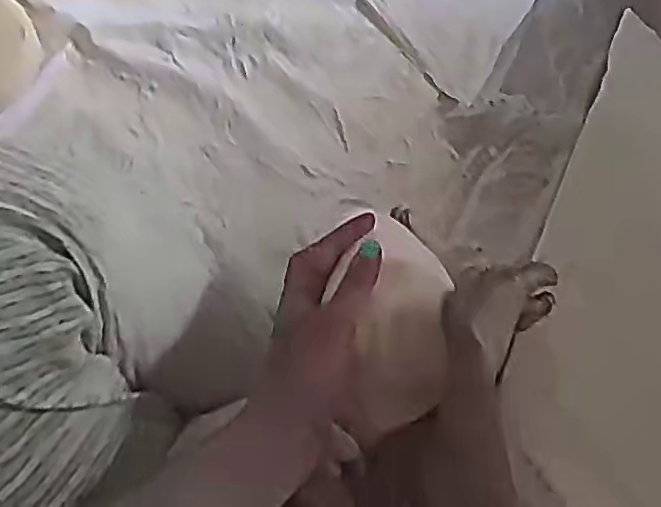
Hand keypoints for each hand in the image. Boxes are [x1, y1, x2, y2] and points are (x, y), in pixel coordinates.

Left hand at [251, 213, 383, 450]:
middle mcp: (298, 318)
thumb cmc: (308, 374)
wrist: (286, 439)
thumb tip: (371, 248)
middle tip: (369, 246)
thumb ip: (353, 287)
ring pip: (327, 303)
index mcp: (297, 300)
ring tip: (375, 282)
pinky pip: (340, 332)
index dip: (340, 235)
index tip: (368, 221)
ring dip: (348, 288)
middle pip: (316, 276)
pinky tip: (374, 331)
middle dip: (340, 257)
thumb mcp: (334, 324)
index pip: (316, 255)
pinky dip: (357, 321)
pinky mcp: (319, 371)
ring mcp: (307, 345)